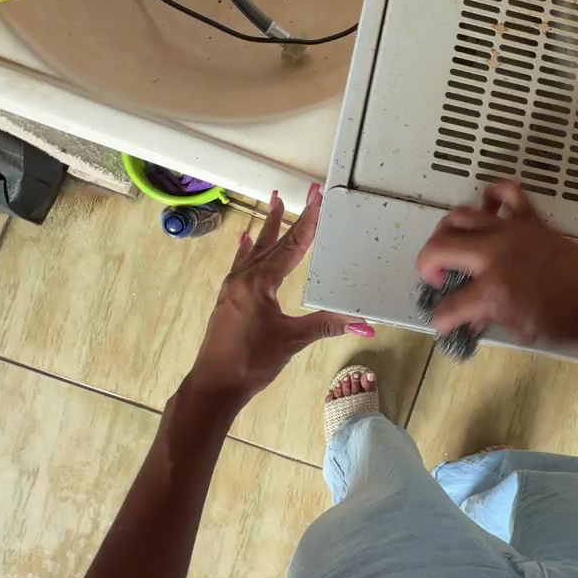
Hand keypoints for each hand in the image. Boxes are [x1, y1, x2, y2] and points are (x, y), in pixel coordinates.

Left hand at [174, 184, 369, 421]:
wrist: (214, 384)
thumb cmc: (251, 362)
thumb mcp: (292, 341)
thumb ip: (326, 326)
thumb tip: (363, 322)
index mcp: (259, 282)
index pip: (291, 246)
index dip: (308, 222)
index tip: (316, 198)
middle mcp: (244, 278)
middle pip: (272, 242)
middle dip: (288, 218)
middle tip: (297, 192)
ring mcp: (233, 287)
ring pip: (255, 250)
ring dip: (268, 228)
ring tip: (274, 203)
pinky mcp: (228, 298)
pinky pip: (240, 264)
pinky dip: (247, 250)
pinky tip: (246, 241)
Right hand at [415, 182, 577, 343]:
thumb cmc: (572, 321)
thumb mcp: (525, 330)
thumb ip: (491, 317)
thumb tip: (472, 315)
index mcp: (494, 290)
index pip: (450, 306)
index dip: (441, 319)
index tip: (443, 323)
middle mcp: (495, 255)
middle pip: (438, 248)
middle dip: (427, 266)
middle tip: (440, 280)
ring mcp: (512, 231)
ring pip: (460, 216)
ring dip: (447, 232)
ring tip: (453, 247)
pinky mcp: (531, 220)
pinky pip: (506, 194)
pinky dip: (491, 198)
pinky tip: (488, 212)